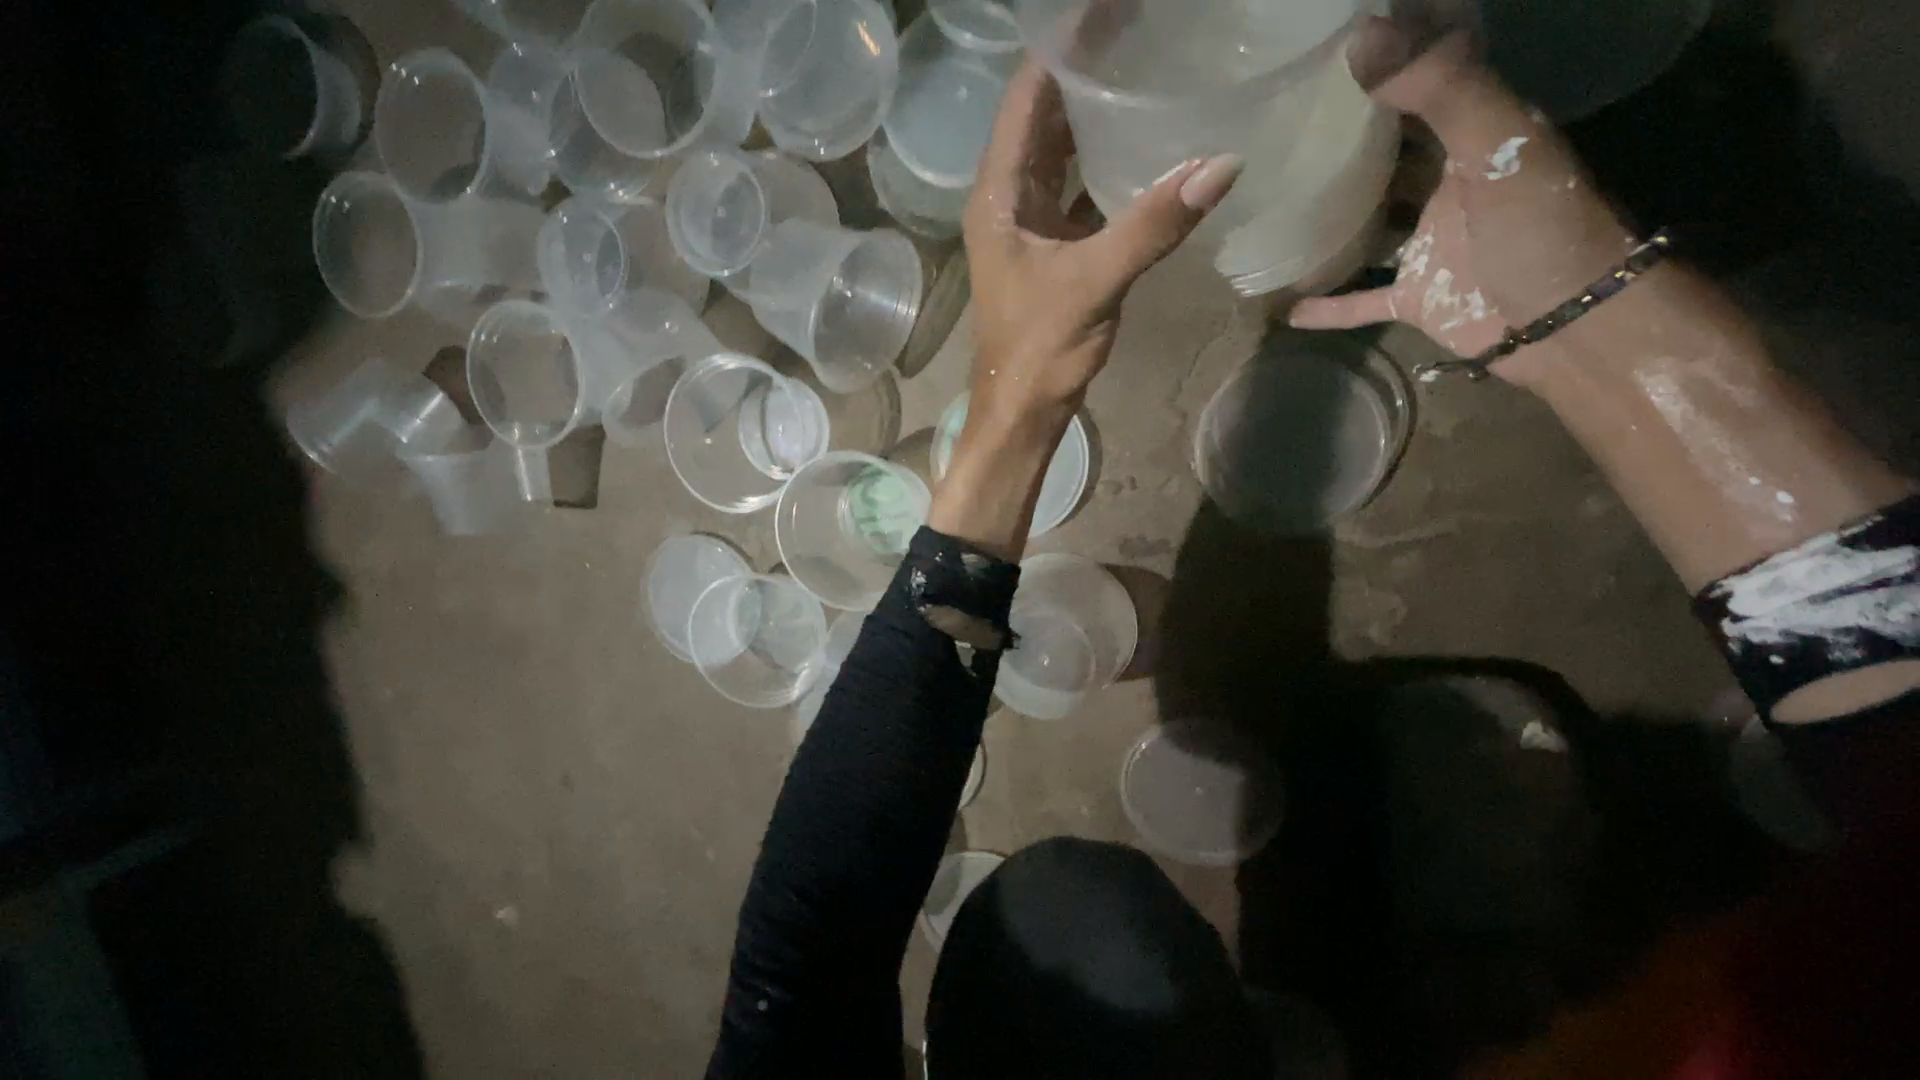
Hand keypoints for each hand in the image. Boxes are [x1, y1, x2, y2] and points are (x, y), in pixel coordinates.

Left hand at [963, 60, 1242, 426]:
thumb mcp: (1094, 283)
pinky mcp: (1052, 245)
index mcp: (1000, 193)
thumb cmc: (1040, 350)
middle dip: (1084, 67)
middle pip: (1043, 112)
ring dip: (1095, 110)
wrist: (1021, 410)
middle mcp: (1009, 196)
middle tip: (1138, 29)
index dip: (1063, 45)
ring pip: (1061, 148)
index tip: (1107, 9)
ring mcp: (1030, 221)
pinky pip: (1078, 185)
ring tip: (1146, 64)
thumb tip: (1224, 162)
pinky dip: (1106, 160)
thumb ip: (1153, 224)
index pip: (1026, 95)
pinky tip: (1144, 141)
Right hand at [1290, 20, 1638, 383]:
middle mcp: (1447, 187)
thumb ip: (1439, 88)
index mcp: (1473, 138)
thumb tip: (1361, 38)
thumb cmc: (1539, 227)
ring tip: (1270, 209)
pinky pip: (1358, 301)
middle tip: (1279, 127)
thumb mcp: (1497, 142)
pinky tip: (1282, 304)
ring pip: (1367, 227)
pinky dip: (1325, 306)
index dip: (1381, 68)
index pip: (1422, 90)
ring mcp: (1428, 246)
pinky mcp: (1414, 298)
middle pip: (1386, 158)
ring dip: (1327, 223)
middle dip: (1342, 143)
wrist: (1569, 324)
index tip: (1321, 55)